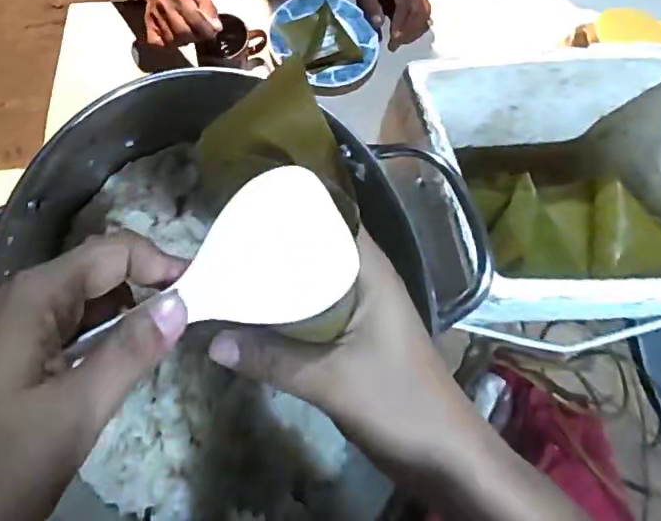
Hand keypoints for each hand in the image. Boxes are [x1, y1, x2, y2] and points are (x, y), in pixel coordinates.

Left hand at [0, 234, 188, 520]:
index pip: (112, 250)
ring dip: (125, 310)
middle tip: (191, 314)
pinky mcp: (13, 353)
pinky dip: (100, 334)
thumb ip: (128, 354)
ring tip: (166, 335)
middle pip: (98, 268)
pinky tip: (120, 361)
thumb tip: (180, 300)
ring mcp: (16, 324)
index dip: (160, 261)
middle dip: (145, 281)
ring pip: (84, 299)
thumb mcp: (71, 414)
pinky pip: (67, 327)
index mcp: (37, 293)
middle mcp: (26, 295)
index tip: (203, 287)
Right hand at [138, 0, 221, 47]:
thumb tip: (216, 27)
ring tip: (189, 35)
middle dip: (196, 37)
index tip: (213, 32)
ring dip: (184, 41)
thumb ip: (209, 8)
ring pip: (172, 40)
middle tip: (201, 34)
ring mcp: (155, 17)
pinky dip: (167, 44)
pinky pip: (156, 42)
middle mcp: (166, 7)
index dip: (207, 30)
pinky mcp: (148, 24)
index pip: (196, 20)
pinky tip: (174, 38)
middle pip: (183, 33)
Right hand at [208, 237, 590, 520]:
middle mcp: (365, 277)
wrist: (450, 461)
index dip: (292, 202)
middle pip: (315, 241)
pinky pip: (314, 300)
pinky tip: (257, 304)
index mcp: (370, 269)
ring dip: (279, 271)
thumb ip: (271, 359)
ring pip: (312, 272)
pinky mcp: (355, 331)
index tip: (249, 199)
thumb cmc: (400, 404)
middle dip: (274, 238)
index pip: (331, 214)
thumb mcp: (330, 381)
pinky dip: (288, 299)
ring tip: (234, 262)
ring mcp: (362, 304)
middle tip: (229, 234)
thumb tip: (211, 340)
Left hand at [356, 0, 429, 48]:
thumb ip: (370, 6)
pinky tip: (406, 36)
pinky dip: (417, 28)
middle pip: (419, 16)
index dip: (400, 27)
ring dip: (413, 32)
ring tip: (398, 42)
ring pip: (424, 18)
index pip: (406, 10)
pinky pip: (424, 16)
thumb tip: (379, 24)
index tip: (393, 40)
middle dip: (407, 33)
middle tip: (394, 46)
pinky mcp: (420, 0)